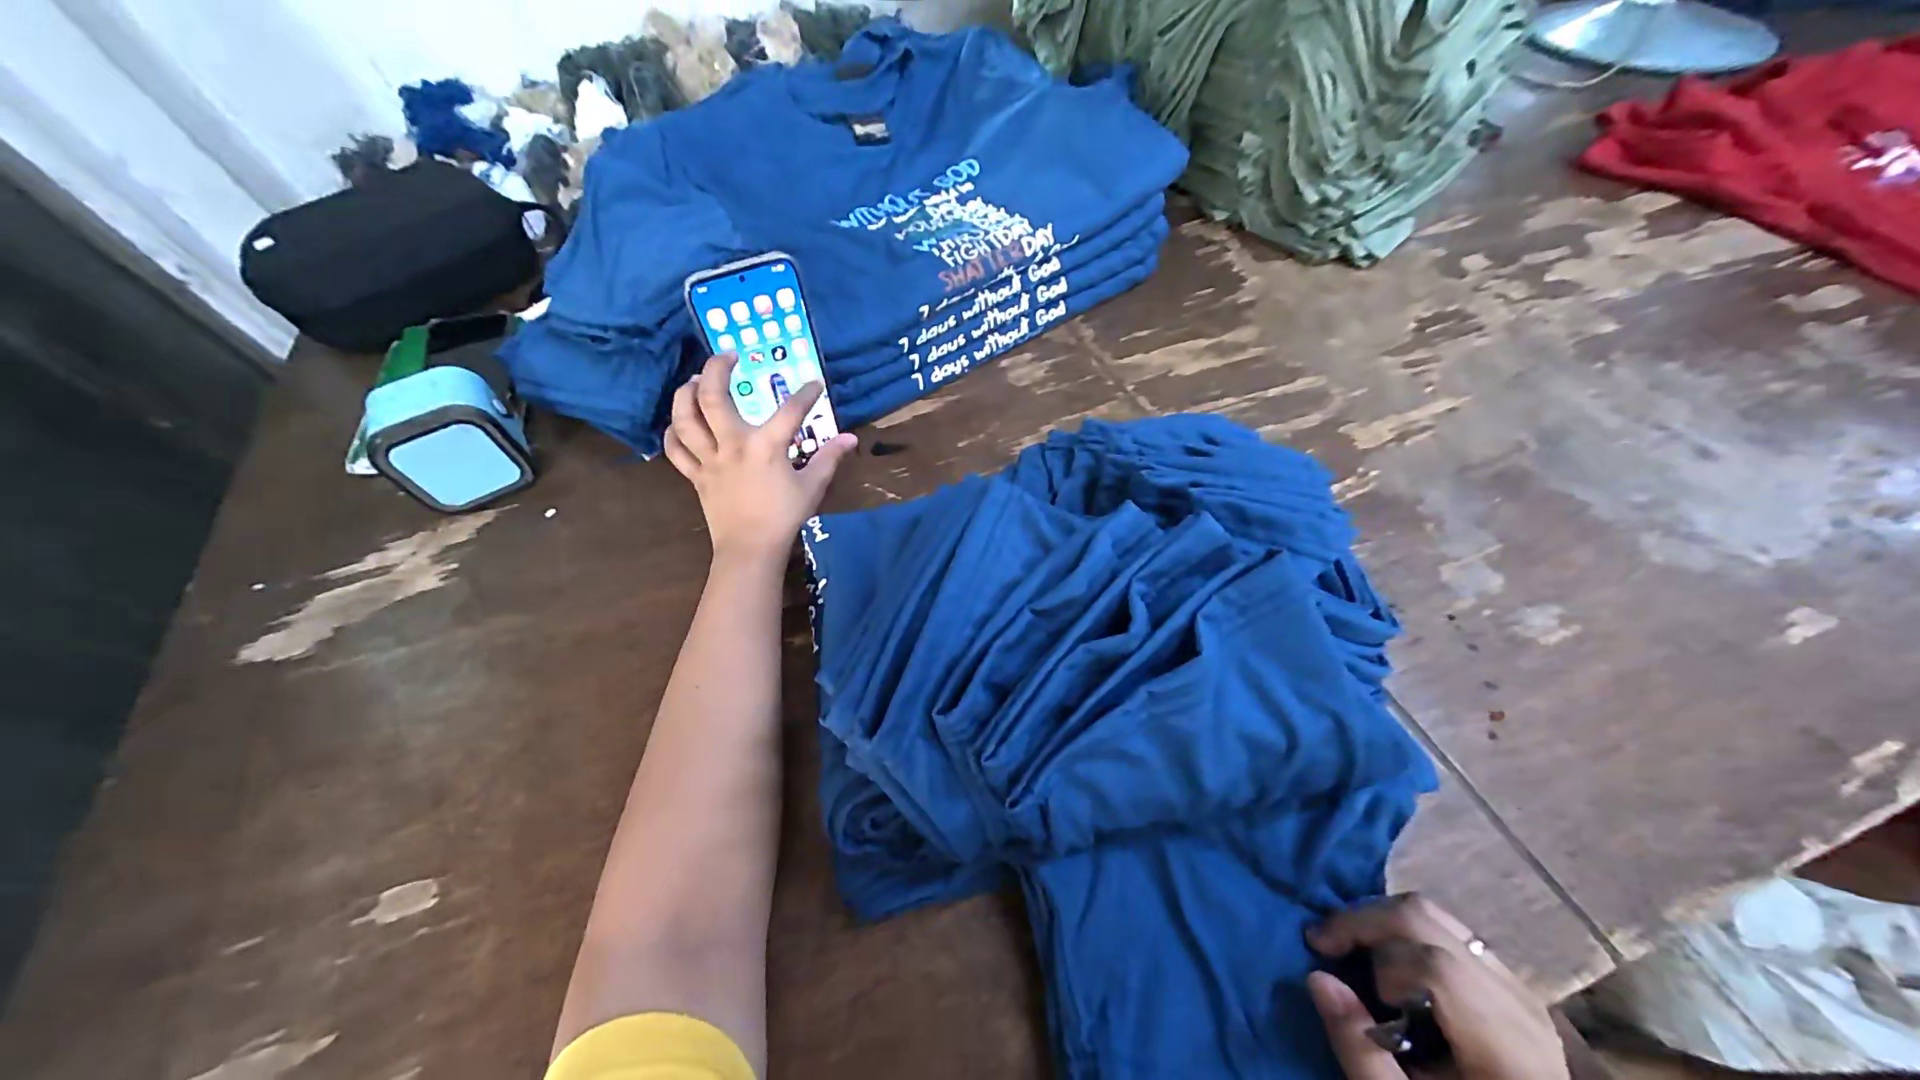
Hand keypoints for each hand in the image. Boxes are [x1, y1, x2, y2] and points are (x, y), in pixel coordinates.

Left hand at [663, 352, 856, 564]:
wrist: (750, 550)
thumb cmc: (784, 517)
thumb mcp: (812, 486)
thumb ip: (829, 458)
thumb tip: (850, 438)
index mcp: (766, 447)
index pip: (789, 410)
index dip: (805, 394)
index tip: (813, 384)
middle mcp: (732, 445)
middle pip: (713, 398)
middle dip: (717, 369)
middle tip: (728, 356)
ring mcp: (709, 460)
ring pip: (685, 418)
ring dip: (686, 394)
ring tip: (696, 381)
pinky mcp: (696, 475)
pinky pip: (676, 450)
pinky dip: (674, 433)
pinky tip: (679, 423)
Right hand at [1305, 894, 1567, 1079]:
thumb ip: (1361, 1050)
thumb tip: (1318, 978)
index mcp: (1504, 1045)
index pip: (1437, 966)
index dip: (1383, 964)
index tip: (1339, 977)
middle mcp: (1516, 1001)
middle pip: (1426, 919)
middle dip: (1363, 920)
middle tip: (1323, 942)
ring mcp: (1514, 984)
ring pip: (1433, 914)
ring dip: (1379, 920)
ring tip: (1349, 945)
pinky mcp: (1504, 979)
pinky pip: (1445, 929)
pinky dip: (1403, 930)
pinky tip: (1385, 958)